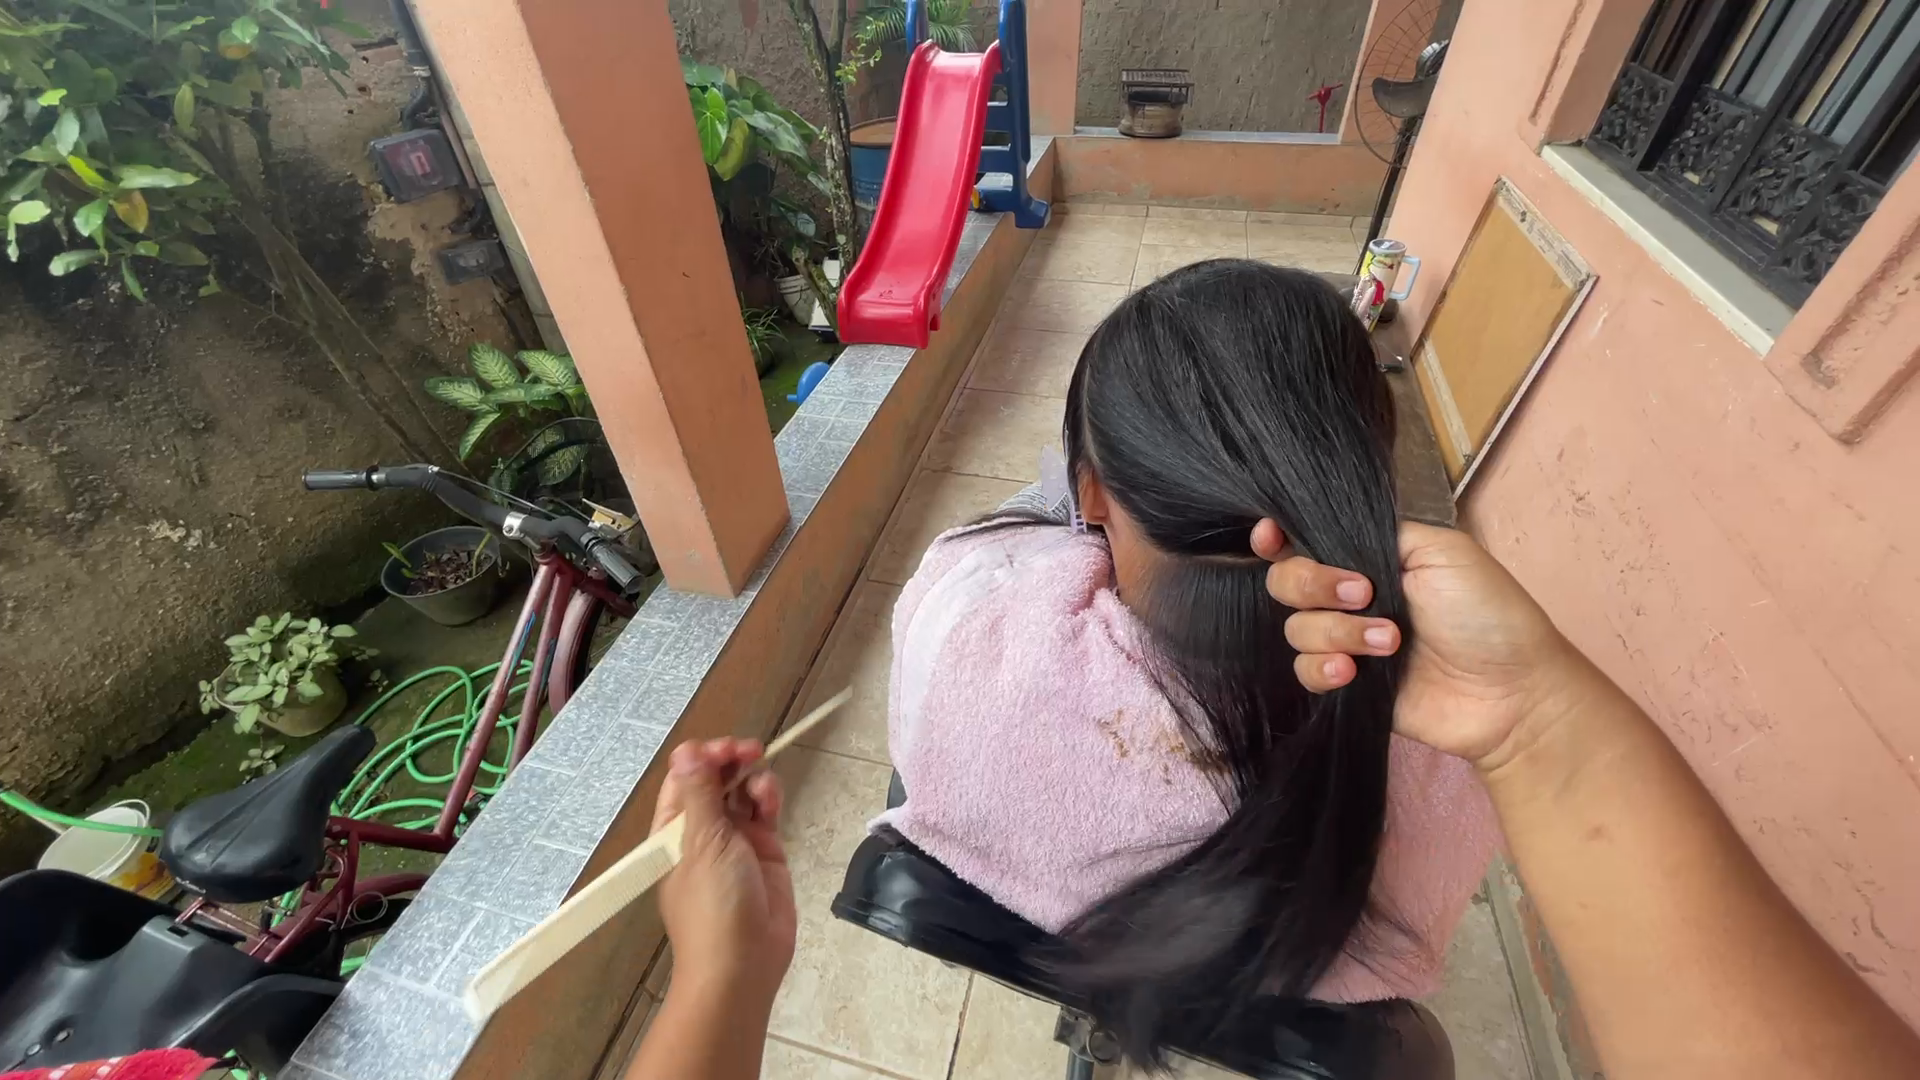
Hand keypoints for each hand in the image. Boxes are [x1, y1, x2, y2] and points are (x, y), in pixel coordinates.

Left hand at [651, 738, 796, 1009]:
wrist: (744, 962)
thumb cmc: (713, 902)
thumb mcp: (702, 842)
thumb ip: (699, 793)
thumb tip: (685, 749)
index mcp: (674, 830)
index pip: (684, 778)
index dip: (704, 757)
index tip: (727, 749)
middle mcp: (702, 829)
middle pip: (715, 779)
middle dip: (731, 761)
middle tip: (751, 751)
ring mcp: (734, 838)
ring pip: (742, 790)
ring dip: (752, 779)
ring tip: (763, 788)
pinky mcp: (763, 848)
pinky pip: (764, 810)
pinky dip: (768, 797)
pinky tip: (771, 799)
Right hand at [1252, 519, 1592, 768]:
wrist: (1510, 691)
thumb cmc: (1486, 613)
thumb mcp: (1442, 550)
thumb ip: (1379, 530)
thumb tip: (1324, 531)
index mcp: (1363, 558)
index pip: (1298, 543)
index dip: (1273, 539)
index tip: (1270, 539)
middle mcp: (1343, 596)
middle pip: (1284, 581)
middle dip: (1314, 585)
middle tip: (1365, 595)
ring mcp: (1341, 640)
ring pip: (1295, 628)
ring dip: (1339, 632)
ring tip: (1390, 644)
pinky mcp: (1341, 682)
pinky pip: (1303, 670)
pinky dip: (1323, 669)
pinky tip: (1353, 674)